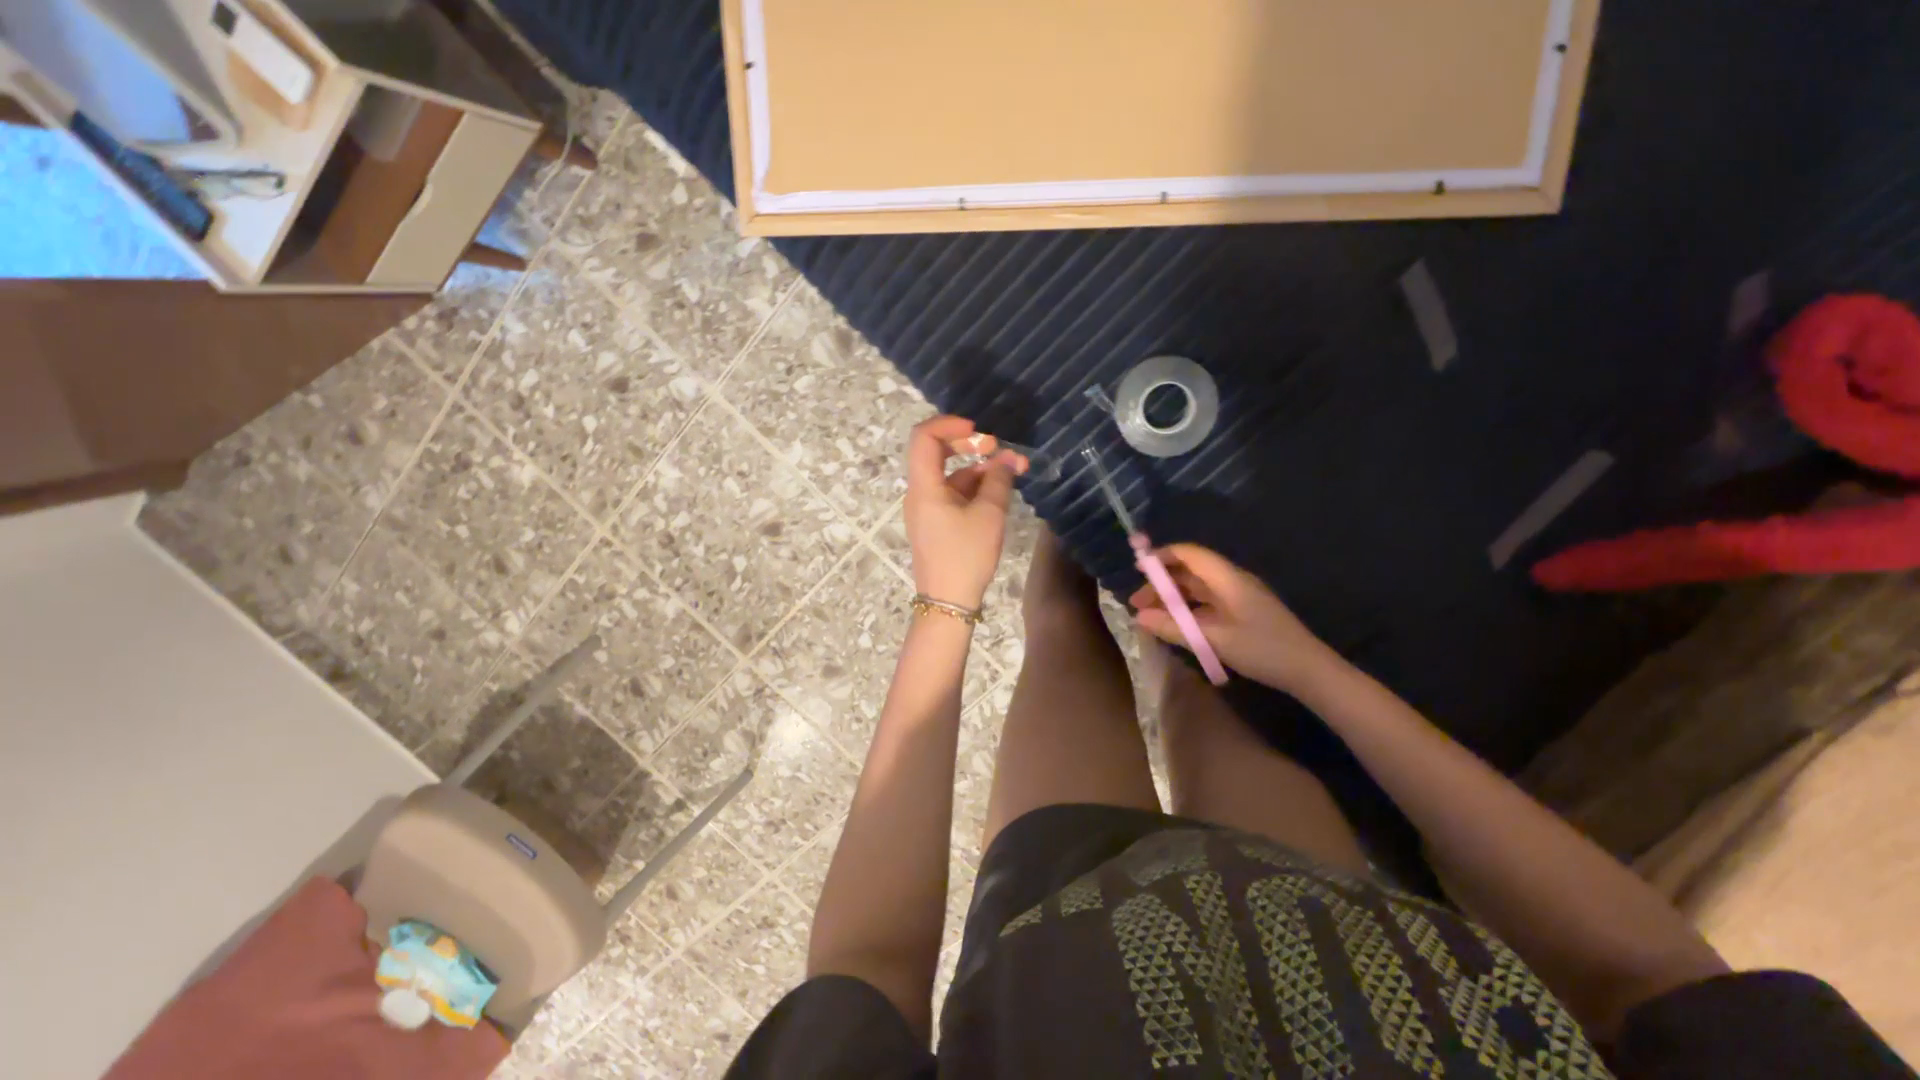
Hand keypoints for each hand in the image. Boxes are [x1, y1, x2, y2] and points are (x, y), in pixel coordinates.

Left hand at [904, 415, 1027, 609]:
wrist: (948, 602)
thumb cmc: (966, 556)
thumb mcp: (989, 515)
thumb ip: (998, 480)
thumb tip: (1007, 458)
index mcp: (924, 487)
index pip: (924, 437)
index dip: (950, 425)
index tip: (979, 430)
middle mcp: (919, 493)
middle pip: (935, 452)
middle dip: (967, 443)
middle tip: (996, 446)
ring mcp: (926, 508)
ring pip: (948, 474)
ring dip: (977, 467)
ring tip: (1012, 469)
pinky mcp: (936, 522)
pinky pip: (952, 492)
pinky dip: (974, 486)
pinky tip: (999, 490)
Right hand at [1128, 544, 1338, 692]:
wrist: (1308, 670)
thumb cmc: (1262, 649)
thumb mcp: (1214, 640)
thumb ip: (1175, 627)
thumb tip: (1139, 617)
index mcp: (1228, 578)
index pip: (1190, 554)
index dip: (1162, 556)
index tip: (1137, 570)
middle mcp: (1233, 581)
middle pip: (1191, 571)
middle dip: (1162, 583)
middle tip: (1138, 604)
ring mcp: (1240, 598)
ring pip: (1199, 589)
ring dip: (1174, 599)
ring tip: (1151, 617)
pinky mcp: (1244, 614)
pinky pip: (1209, 604)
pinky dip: (1189, 611)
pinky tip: (1177, 627)